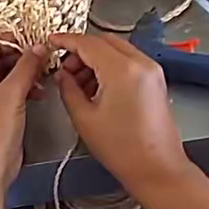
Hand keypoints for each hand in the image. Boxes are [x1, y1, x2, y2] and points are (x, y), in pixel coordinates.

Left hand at [0, 38, 49, 208]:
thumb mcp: (11, 96)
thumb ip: (26, 67)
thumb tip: (38, 48)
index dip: (14, 41)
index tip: (36, 43)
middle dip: (22, 58)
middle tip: (44, 59)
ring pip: (6, 74)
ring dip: (26, 73)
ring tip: (43, 77)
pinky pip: (10, 90)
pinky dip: (25, 88)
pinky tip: (38, 92)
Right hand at [48, 33, 194, 196]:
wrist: (156, 168)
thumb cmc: (123, 149)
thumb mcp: (84, 118)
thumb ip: (68, 89)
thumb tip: (62, 75)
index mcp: (121, 70)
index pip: (88, 43)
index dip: (66, 40)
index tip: (52, 41)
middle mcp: (140, 63)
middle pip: (104, 41)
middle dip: (81, 51)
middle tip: (64, 69)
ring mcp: (151, 70)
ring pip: (117, 50)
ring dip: (96, 59)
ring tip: (79, 83)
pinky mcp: (156, 81)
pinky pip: (128, 62)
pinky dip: (110, 66)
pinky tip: (97, 87)